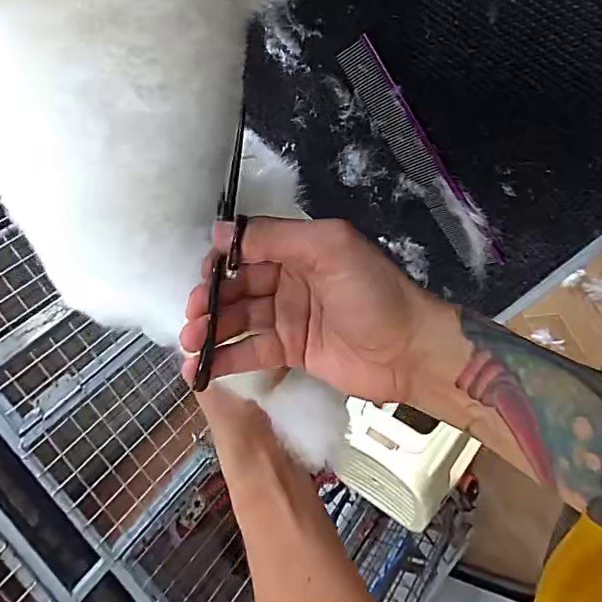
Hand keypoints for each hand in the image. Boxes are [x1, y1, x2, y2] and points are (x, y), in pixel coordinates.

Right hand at [179, 218, 452, 404]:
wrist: (409, 351)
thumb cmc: (375, 294)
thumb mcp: (330, 250)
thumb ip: (277, 237)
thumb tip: (221, 231)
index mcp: (302, 250)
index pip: (249, 249)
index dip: (222, 261)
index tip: (203, 276)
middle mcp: (292, 279)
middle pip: (238, 285)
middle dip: (209, 298)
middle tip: (193, 316)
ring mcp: (290, 317)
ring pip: (238, 318)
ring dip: (210, 329)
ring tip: (192, 341)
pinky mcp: (292, 351)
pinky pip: (250, 351)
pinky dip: (223, 359)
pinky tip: (199, 369)